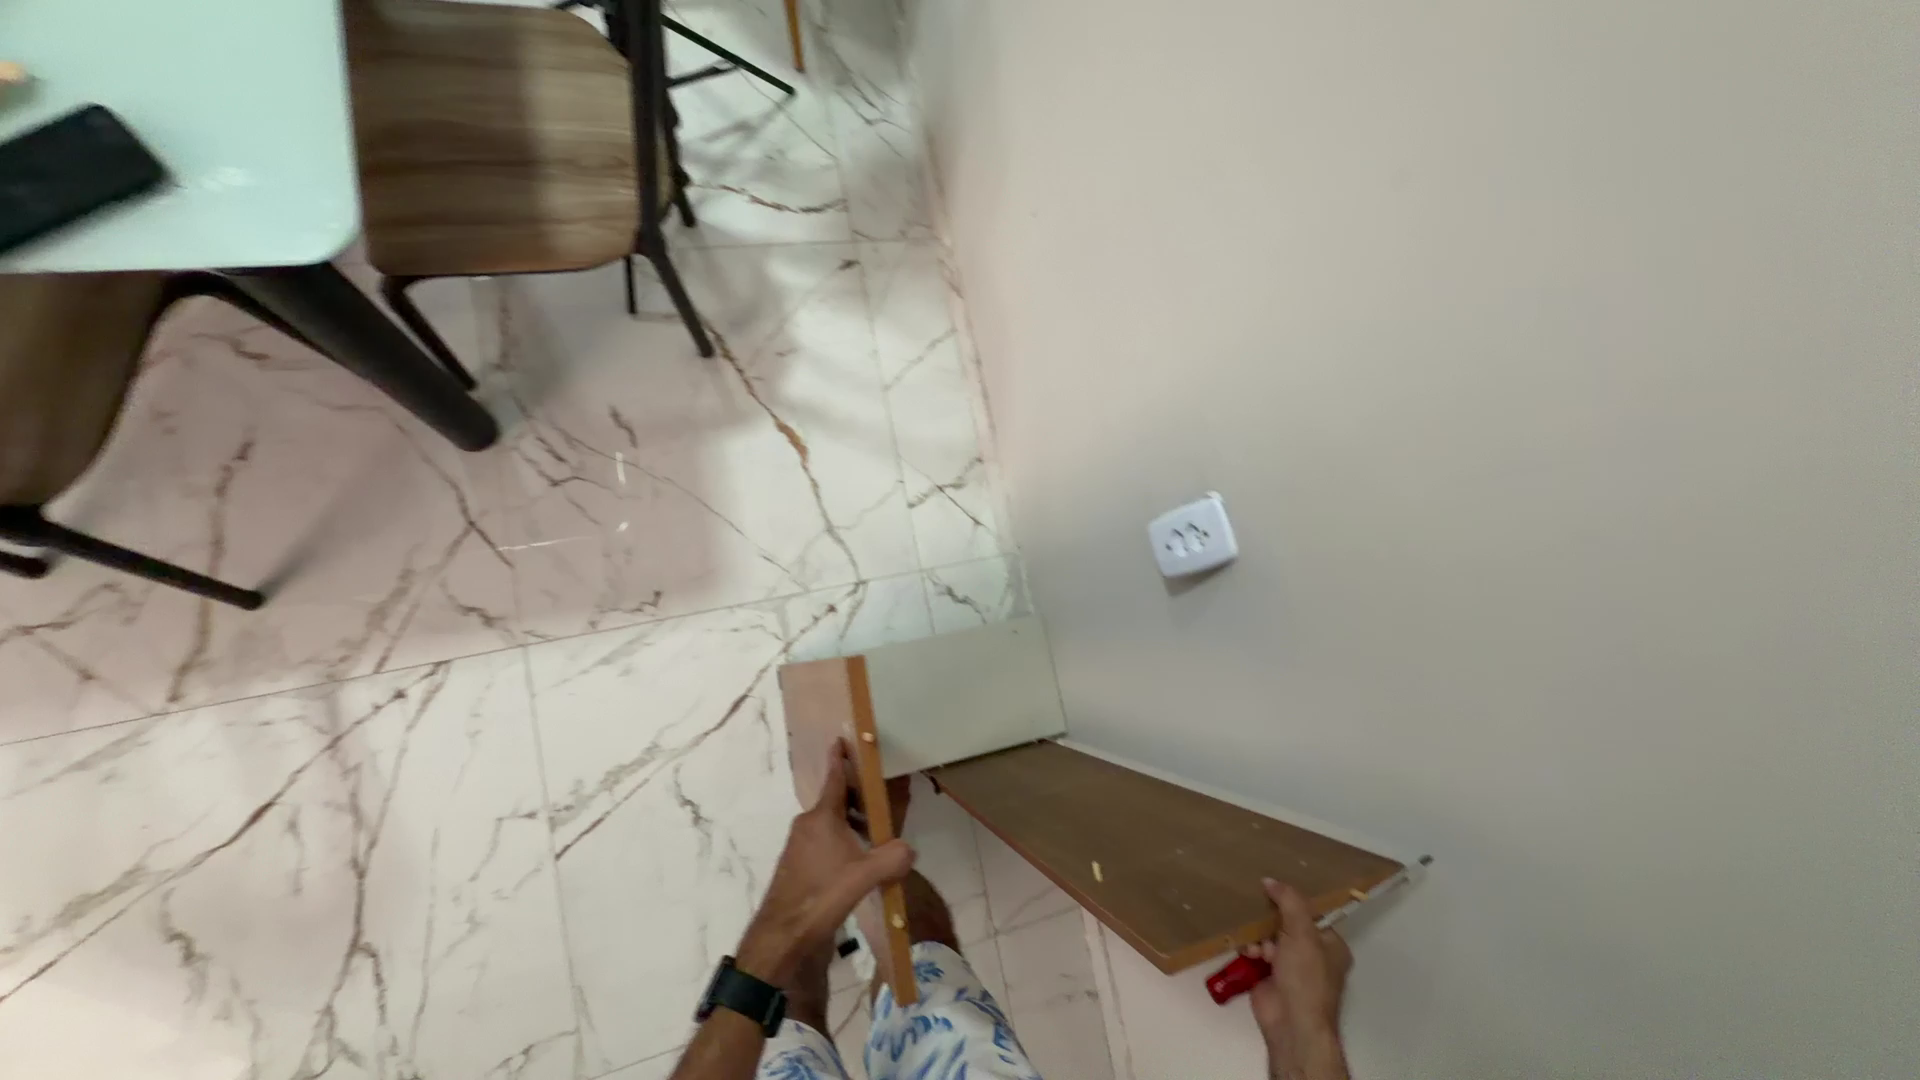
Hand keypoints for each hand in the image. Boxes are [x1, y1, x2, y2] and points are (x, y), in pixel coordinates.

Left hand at [735, 741, 914, 988]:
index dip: (840, 759)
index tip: (842, 739)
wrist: (783, 936)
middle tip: (883, 798)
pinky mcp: (799, 868)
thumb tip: (909, 850)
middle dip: (858, 798)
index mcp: (821, 818)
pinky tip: (860, 864)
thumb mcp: (865, 876)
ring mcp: (800, 848)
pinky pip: (826, 844)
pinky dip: (843, 844)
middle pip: (836, 802)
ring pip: (831, 825)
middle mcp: (807, 826)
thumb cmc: (822, 895)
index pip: (834, 779)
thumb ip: (893, 858)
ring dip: (852, 825)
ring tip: (878, 835)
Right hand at [1246, 879, 1352, 1079]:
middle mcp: (1313, 954)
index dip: (1294, 899)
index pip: (1312, 913)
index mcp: (1331, 945)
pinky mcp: (1269, 975)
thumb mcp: (1302, 933)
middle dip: (1270, 917)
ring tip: (1253, 939)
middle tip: (1256, 905)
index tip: (1273, 884)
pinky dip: (1250, 948)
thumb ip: (1289, 902)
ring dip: (1258, 934)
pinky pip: (1257, 951)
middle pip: (1287, 923)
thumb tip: (1269, 879)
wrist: (1290, 1022)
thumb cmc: (1305, 976)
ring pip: (1269, 936)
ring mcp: (1290, 966)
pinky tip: (1246, 949)